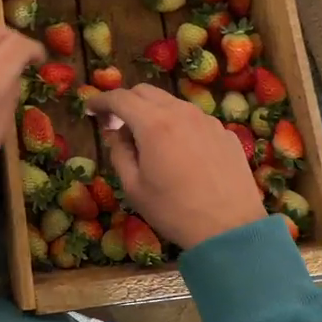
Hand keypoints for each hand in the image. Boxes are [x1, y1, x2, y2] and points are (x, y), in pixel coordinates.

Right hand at [87, 85, 263, 249]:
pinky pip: (194, 120)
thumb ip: (119, 153)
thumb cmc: (174, 211)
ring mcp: (207, 120)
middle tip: (116, 125)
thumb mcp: (134, 187)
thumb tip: (116, 134)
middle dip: (126, 102)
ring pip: (172, 103)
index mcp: (153, 123)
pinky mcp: (225, 133)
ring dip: (153, 112)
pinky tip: (180, 153)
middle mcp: (181, 112)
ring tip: (149, 140)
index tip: (91, 109)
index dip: (101, 100)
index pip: (120, 98)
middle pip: (146, 92)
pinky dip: (178, 126)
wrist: (231, 229)